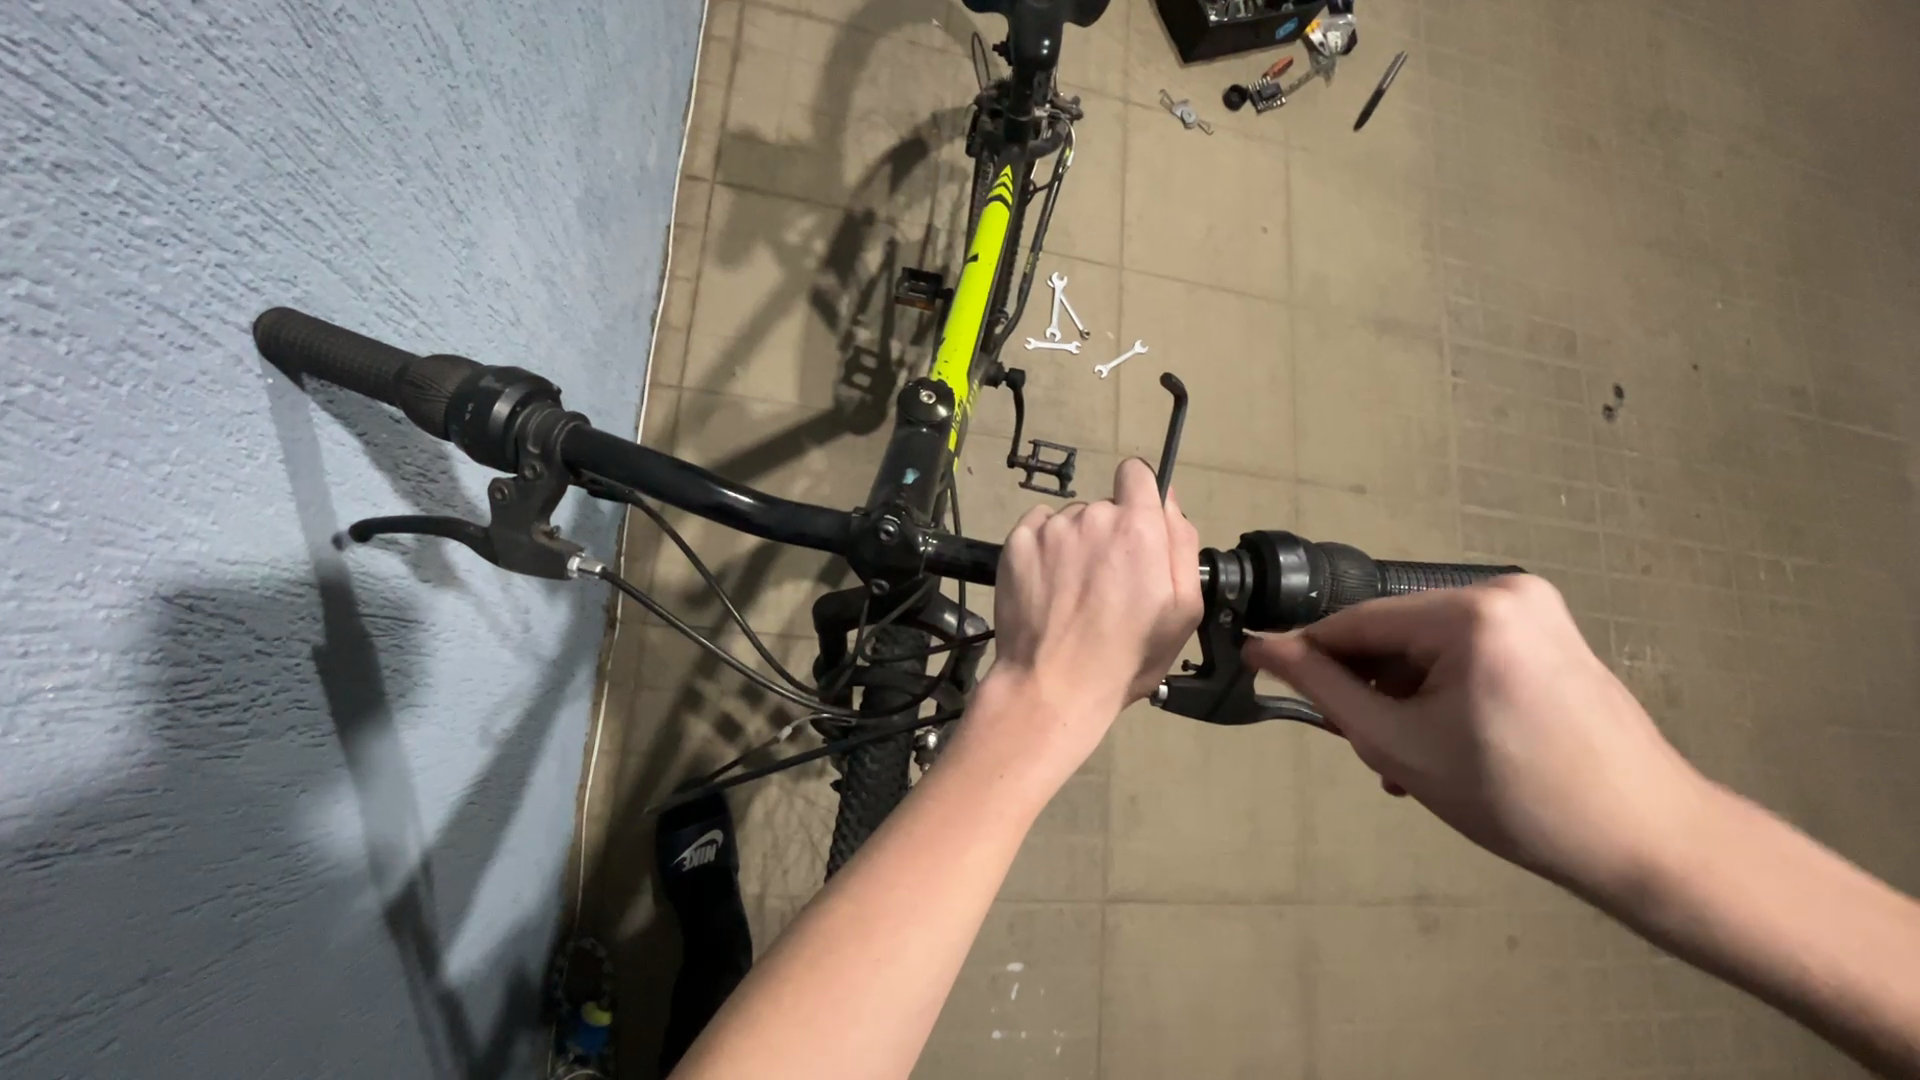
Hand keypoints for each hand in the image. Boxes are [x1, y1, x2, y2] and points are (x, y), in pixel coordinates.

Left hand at [980, 458, 1201, 765]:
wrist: (1054, 684)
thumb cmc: (1127, 655)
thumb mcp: (1184, 609)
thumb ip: (1181, 543)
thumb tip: (1167, 500)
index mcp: (1138, 527)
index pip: (1137, 473)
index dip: (1139, 497)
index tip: (1136, 529)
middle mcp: (1092, 516)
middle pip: (1105, 507)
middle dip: (1110, 534)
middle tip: (1106, 584)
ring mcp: (1049, 529)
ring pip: (1070, 521)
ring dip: (1075, 544)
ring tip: (1072, 592)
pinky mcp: (1015, 543)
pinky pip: (1037, 529)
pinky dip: (1043, 548)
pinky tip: (1047, 584)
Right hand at [1245, 575, 1709, 899]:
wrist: (1650, 843)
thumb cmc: (1513, 798)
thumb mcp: (1397, 743)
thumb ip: (1322, 687)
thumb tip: (1261, 646)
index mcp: (1470, 612)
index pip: (1354, 622)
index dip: (1308, 656)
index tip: (1275, 687)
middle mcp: (1503, 591)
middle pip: (1392, 634)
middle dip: (1366, 687)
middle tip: (1359, 744)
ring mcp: (1532, 609)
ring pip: (1424, 647)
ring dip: (1399, 695)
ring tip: (1402, 757)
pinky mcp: (1548, 633)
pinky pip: (1462, 652)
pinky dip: (1438, 690)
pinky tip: (1436, 738)